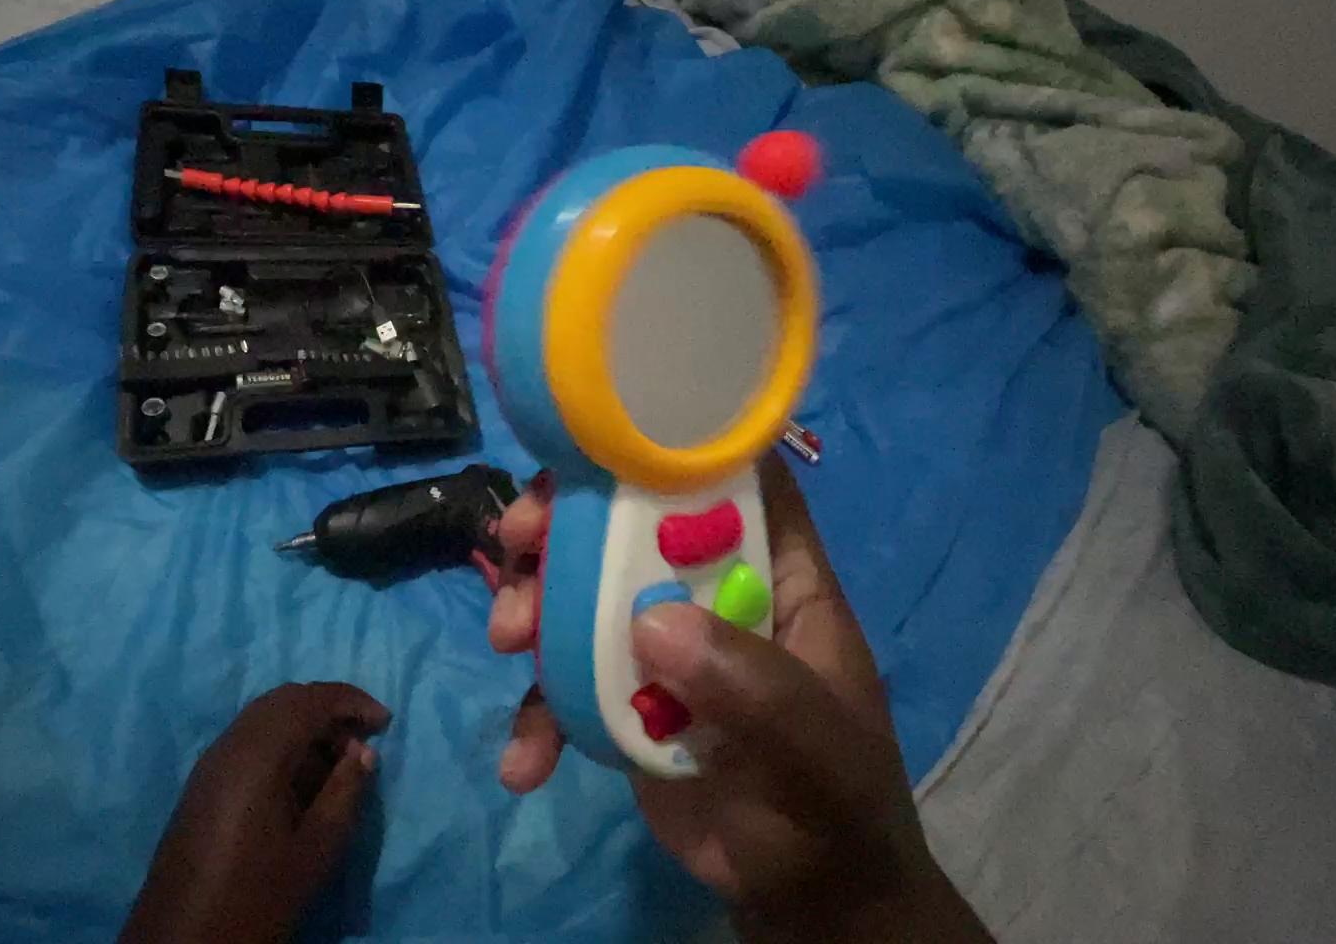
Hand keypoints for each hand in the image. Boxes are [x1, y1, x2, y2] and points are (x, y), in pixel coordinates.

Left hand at [119, 683, 389, 943]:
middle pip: (286, 699)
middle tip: (362, 739)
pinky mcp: (204, 783)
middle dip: (329, 709)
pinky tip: (302, 780)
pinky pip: (250, 739)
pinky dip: (283, 743)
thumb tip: (363, 752)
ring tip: (338, 763)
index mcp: (257, 755)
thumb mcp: (316, 849)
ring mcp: (212, 762)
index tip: (384, 721)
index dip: (351, 701)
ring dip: (306, 726)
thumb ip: (345, 791)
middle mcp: (230, 745)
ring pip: (266, 716)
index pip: (310, 699)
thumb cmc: (256, 897)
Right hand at [488, 456, 989, 942]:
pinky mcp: (621, 694)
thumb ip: (751, 684)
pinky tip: (524, 762)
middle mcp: (710, 592)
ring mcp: (660, 641)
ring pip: (581, 592)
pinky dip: (536, 712)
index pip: (738, 482)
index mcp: (775, 577)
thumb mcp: (811, 747)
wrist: (799, 896)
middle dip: (564, 523)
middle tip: (516, 539)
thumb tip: (650, 623)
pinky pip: (566, 680)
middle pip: (630, 525)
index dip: (679, 445)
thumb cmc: (830, 807)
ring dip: (531, 604)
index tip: (603, 438)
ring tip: (506, 638)